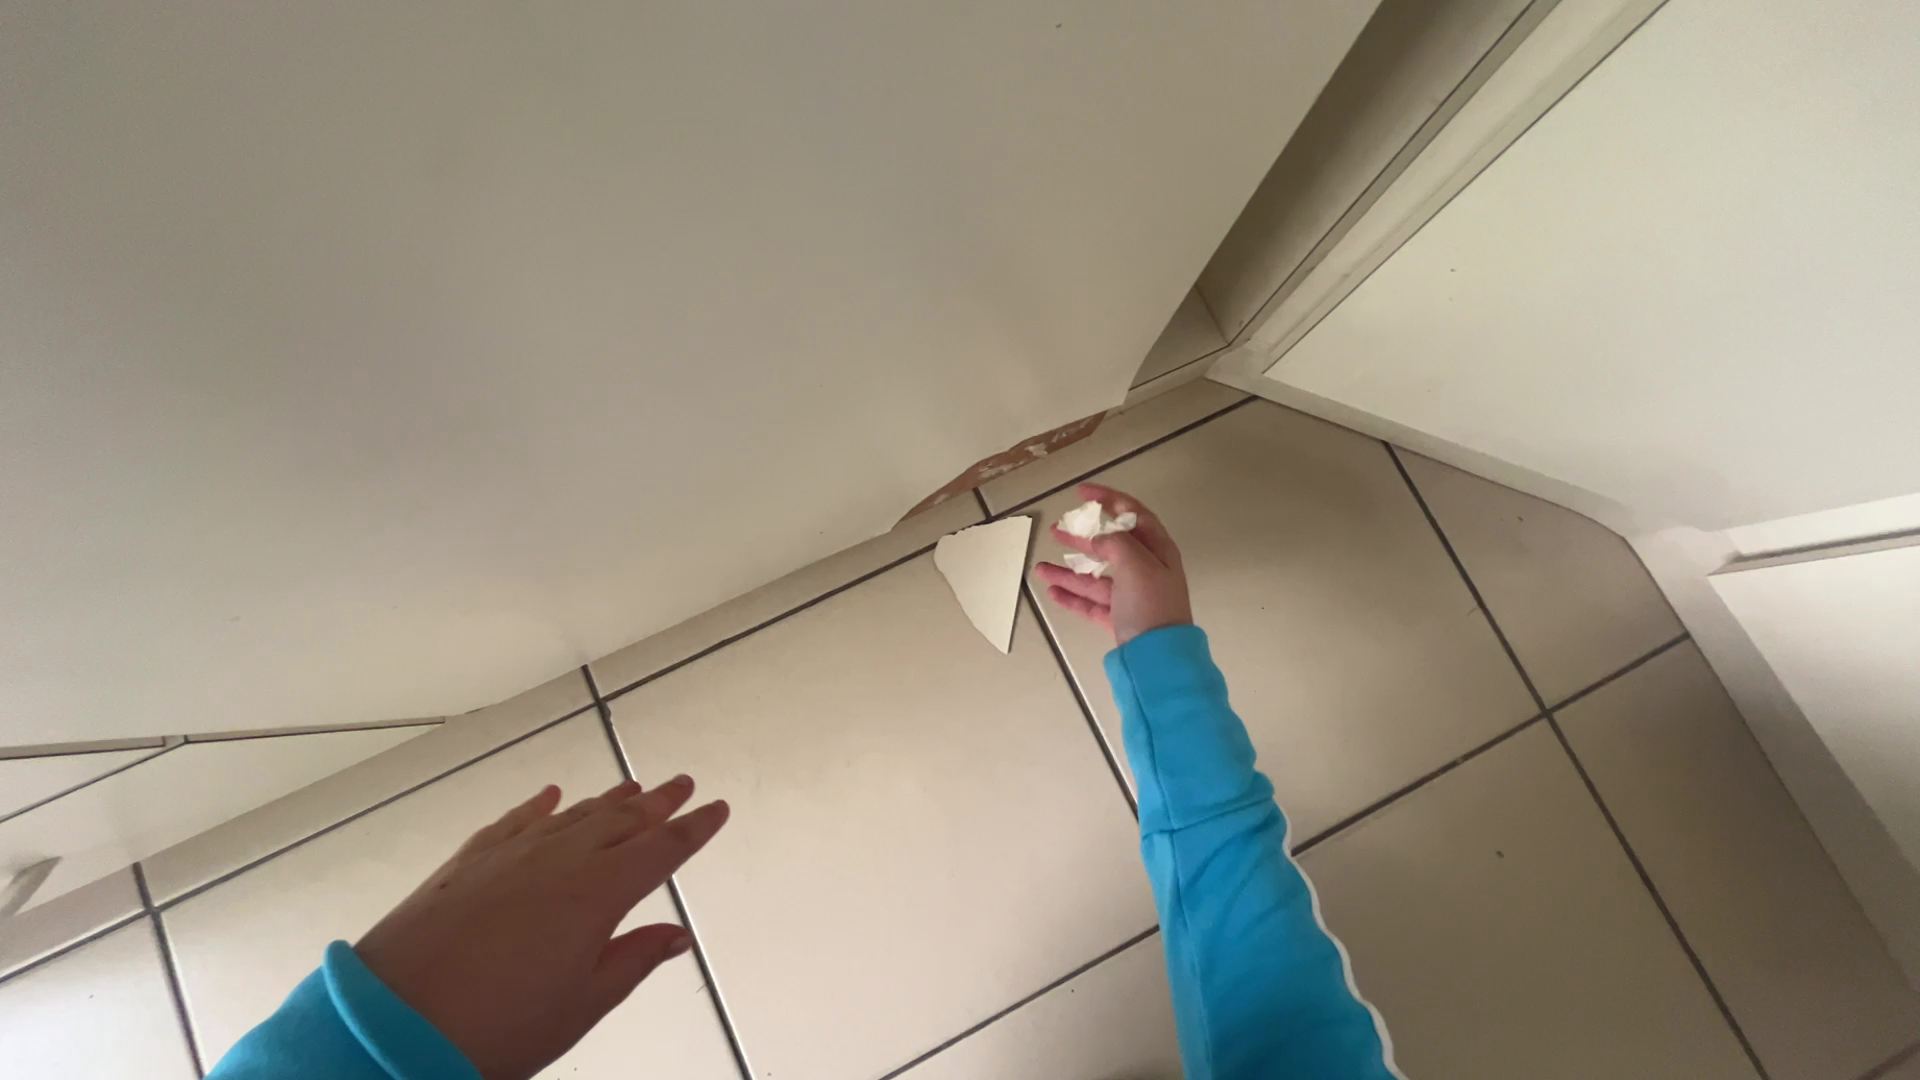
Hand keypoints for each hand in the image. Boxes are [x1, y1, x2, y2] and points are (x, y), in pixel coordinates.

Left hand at [354, 777, 729, 1079]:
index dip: (696, 827)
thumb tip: (678, 935)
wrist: (384, 1026)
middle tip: (683, 782)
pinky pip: (515, 820)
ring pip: (577, 813)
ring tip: (633, 787)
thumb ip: (632, 960)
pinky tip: (550, 794)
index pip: (664, 848)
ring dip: (609, 799)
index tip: (719, 807)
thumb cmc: (498, 1028)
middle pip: (626, 819)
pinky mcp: (470, 859)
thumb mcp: (579, 1006)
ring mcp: (516, 851)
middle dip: (660, 801)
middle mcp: (566, 856)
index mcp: (602, 891)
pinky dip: (537, 805)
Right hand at [1035, 483, 1191, 644]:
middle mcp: (1145, 570)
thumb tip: (1099, 538)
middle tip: (1056, 529)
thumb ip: (1116, 543)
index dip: (1109, 499)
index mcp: (1157, 551)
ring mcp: (1131, 596)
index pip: (1133, 514)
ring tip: (1040, 568)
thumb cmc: (1150, 604)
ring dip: (1068, 571)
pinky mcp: (1118, 619)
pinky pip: (1091, 603)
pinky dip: (1072, 596)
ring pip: (1095, 577)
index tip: (1081, 493)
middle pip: (1110, 545)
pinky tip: (1051, 591)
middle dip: (1081, 536)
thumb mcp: (1137, 564)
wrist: (1158, 658)